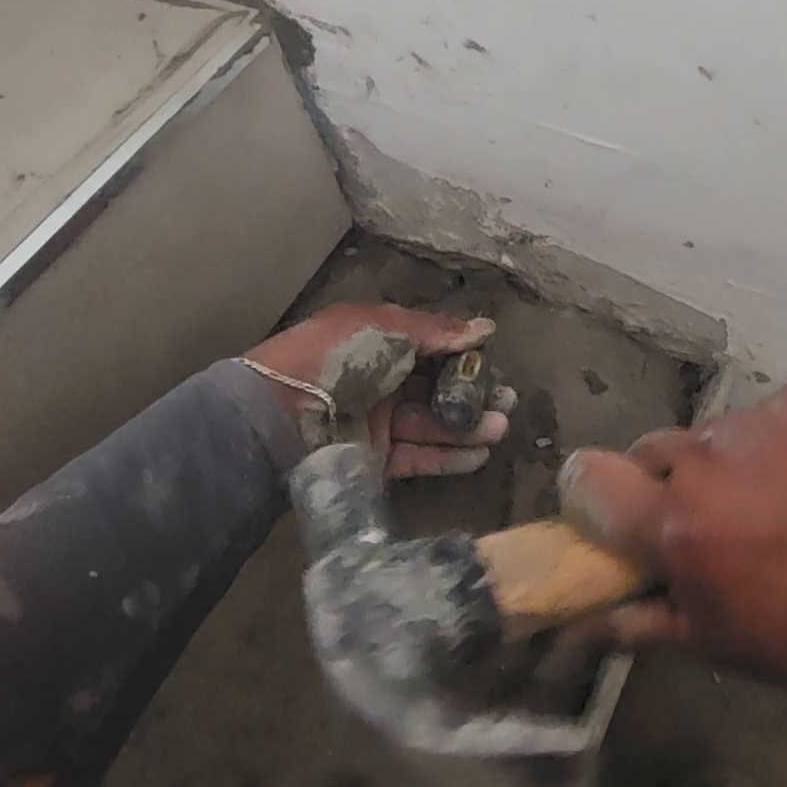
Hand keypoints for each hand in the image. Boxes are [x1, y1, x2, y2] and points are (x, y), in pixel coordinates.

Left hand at [243, 303, 515, 477]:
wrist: (280, 415)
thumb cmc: (336, 357)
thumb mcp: (385, 328)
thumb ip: (437, 330)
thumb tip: (486, 328)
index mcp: (379, 341)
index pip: (431, 348)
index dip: (462, 357)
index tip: (492, 363)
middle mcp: (380, 380)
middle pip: (435, 389)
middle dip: (472, 395)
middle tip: (507, 402)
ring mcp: (377, 422)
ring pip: (431, 424)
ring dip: (466, 426)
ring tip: (499, 428)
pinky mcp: (374, 459)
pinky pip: (417, 456)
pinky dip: (447, 456)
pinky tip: (478, 454)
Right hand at [557, 377, 786, 689]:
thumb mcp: (730, 647)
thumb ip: (644, 626)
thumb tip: (583, 619)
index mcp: (677, 522)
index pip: (591, 478)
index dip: (594, 493)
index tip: (616, 508)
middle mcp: (708, 456)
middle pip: (657, 452)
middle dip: (674, 483)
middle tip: (725, 519)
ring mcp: (764, 416)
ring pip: (722, 433)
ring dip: (737, 461)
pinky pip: (778, 411)